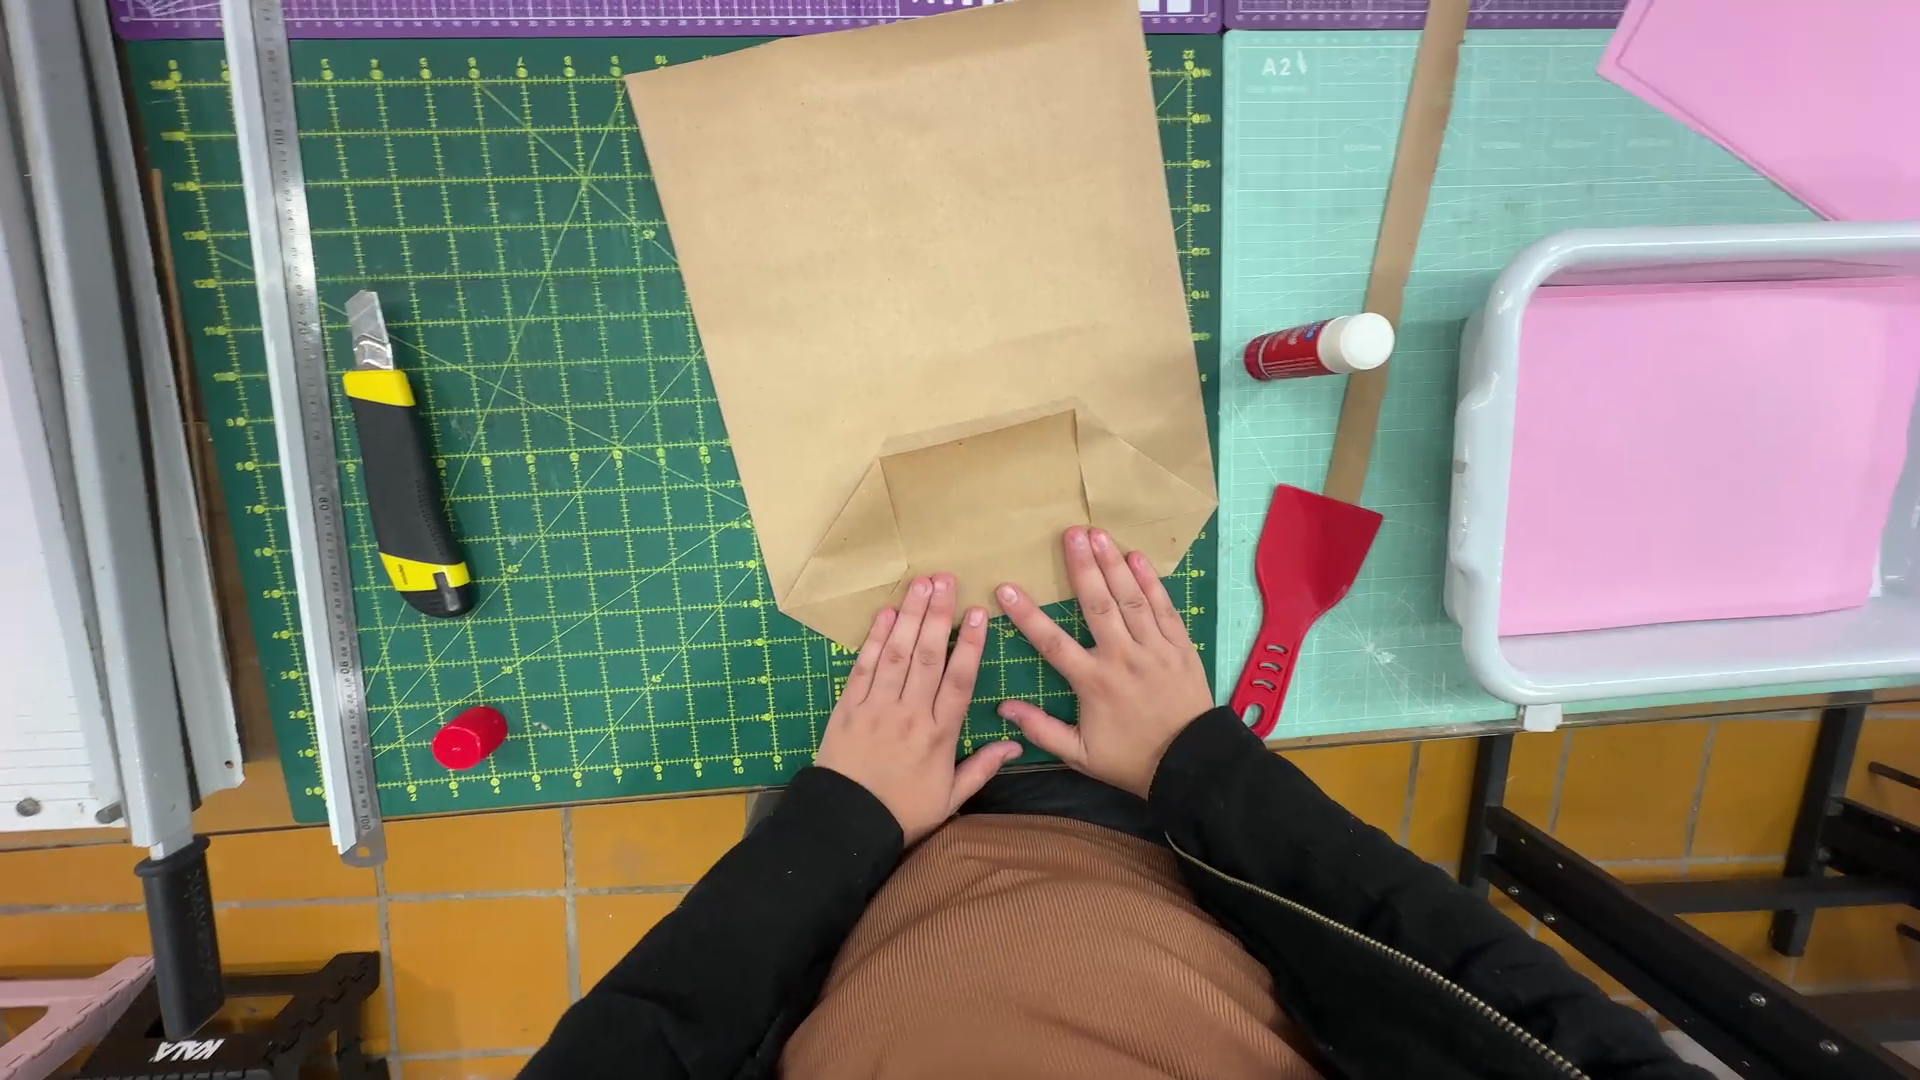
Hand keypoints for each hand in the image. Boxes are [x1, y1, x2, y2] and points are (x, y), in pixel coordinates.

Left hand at [815, 573, 1023, 843]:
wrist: (845, 824)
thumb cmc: (903, 812)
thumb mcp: (950, 799)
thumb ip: (982, 767)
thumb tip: (1016, 742)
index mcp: (939, 735)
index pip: (959, 681)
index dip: (970, 645)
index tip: (978, 613)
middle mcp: (910, 714)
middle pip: (927, 657)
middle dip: (938, 615)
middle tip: (946, 580)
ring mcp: (877, 707)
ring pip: (896, 654)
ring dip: (910, 616)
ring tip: (920, 584)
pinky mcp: (848, 707)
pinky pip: (864, 667)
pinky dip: (875, 639)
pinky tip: (887, 614)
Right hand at [995, 528, 1213, 798]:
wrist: (1192, 765)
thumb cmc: (1131, 760)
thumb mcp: (1079, 755)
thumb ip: (1041, 729)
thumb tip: (1003, 707)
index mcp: (1094, 683)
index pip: (1053, 643)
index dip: (1027, 615)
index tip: (1006, 588)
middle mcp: (1122, 658)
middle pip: (1098, 605)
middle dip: (1082, 567)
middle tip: (1070, 534)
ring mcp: (1154, 649)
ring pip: (1131, 599)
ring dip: (1114, 564)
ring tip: (1098, 534)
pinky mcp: (1180, 646)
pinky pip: (1164, 608)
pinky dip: (1151, 582)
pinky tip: (1137, 557)